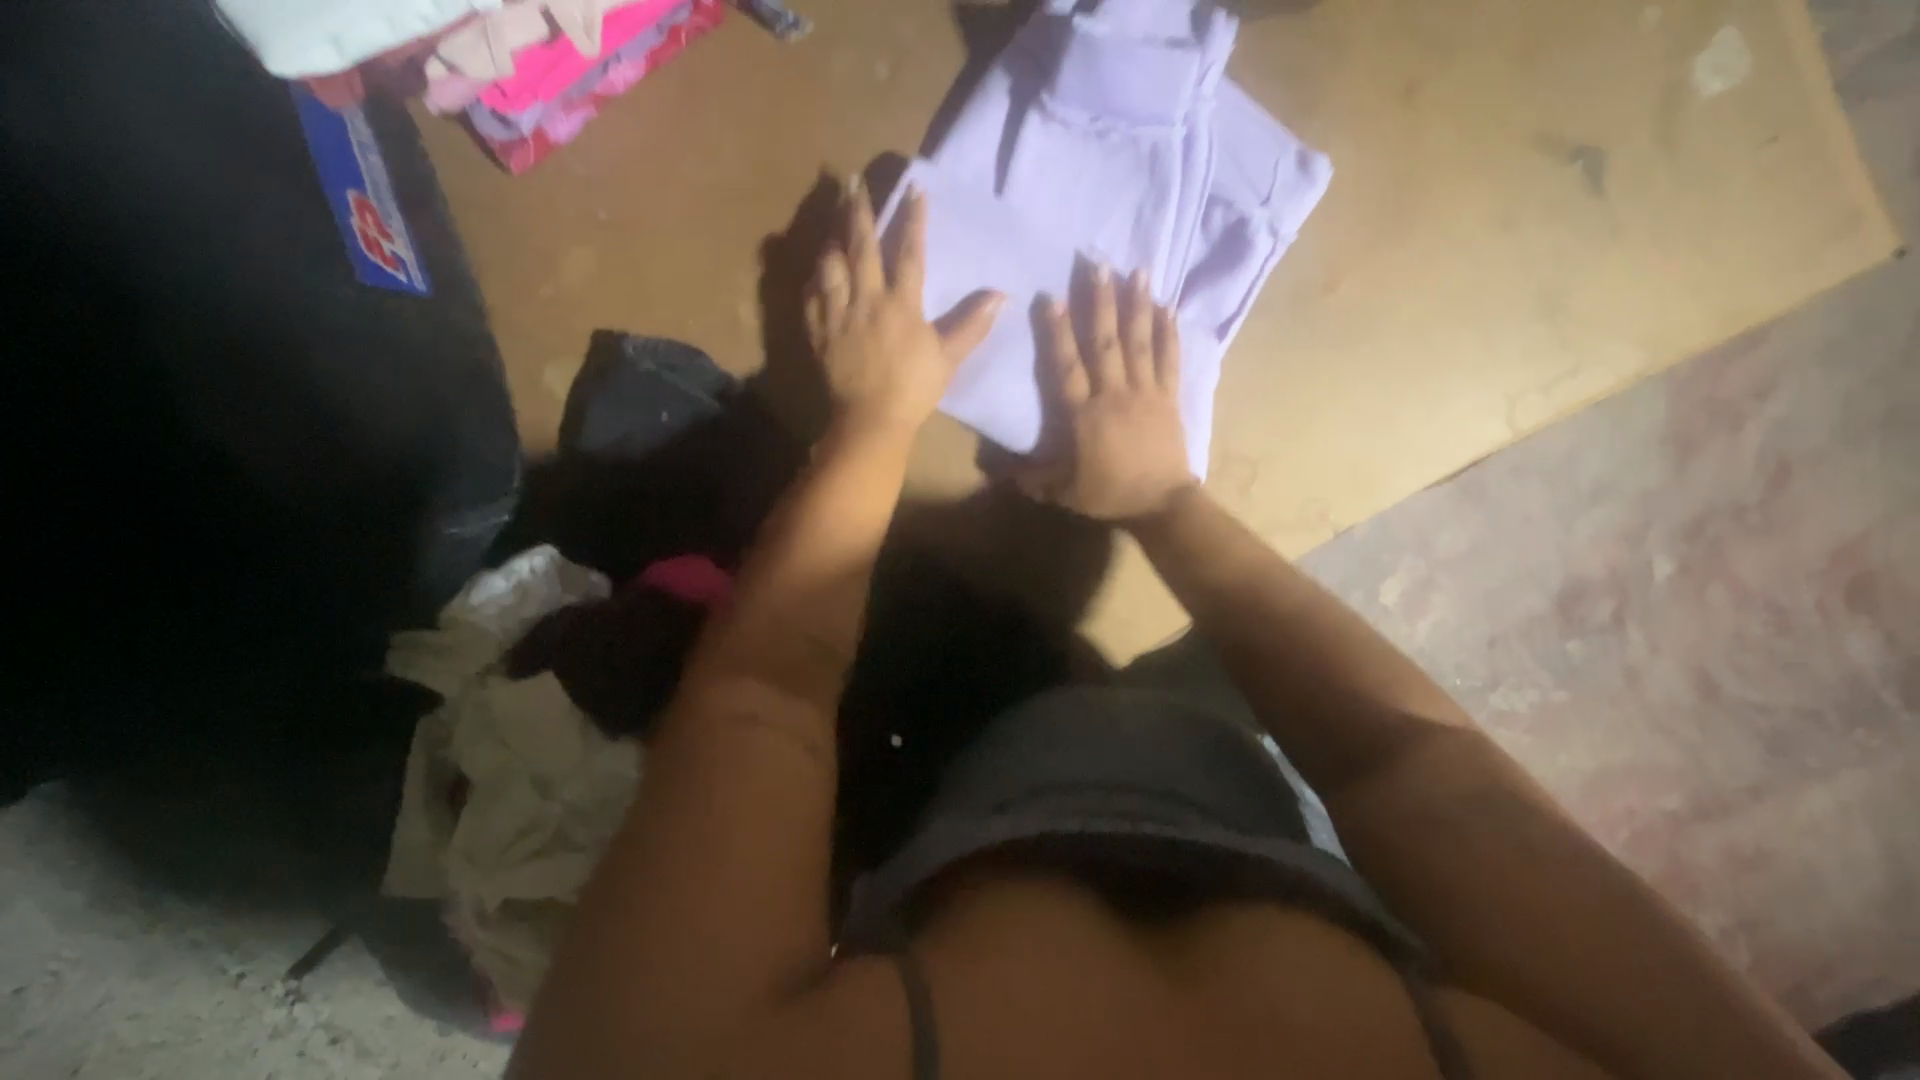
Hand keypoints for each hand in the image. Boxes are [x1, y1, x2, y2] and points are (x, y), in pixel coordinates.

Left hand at [805, 178, 1004, 437]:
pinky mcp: (820, 334)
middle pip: (860, 247)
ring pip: (830, 266)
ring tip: (832, 224)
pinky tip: (816, 273)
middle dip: (858, 211)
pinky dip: (814, 282)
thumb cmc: (914, 388)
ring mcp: (838, 315)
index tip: (915, 189)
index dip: (913, 219)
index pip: (909, 252)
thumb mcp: (948, 357)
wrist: (870, 420)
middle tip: (851, 181)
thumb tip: (1000, 295)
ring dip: (831, 240)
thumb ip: (971, 324)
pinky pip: (812, 299)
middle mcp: (866, 299)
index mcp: (901, 303)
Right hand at [1013, 266, 1196, 521]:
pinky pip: (1169, 359)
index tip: (1051, 296)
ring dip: (1136, 304)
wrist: (1162, 505)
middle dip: (1100, 300)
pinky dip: (1170, 332)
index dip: (1057, 331)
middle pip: (1105, 341)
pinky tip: (1169, 306)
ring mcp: (1146, 393)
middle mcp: (1114, 394)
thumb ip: (1027, 475)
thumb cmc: (1108, 496)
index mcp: (1083, 414)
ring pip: (1140, 341)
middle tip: (1097, 262)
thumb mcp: (1060, 491)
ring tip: (1136, 270)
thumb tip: (988, 465)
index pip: (1066, 365)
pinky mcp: (1169, 398)